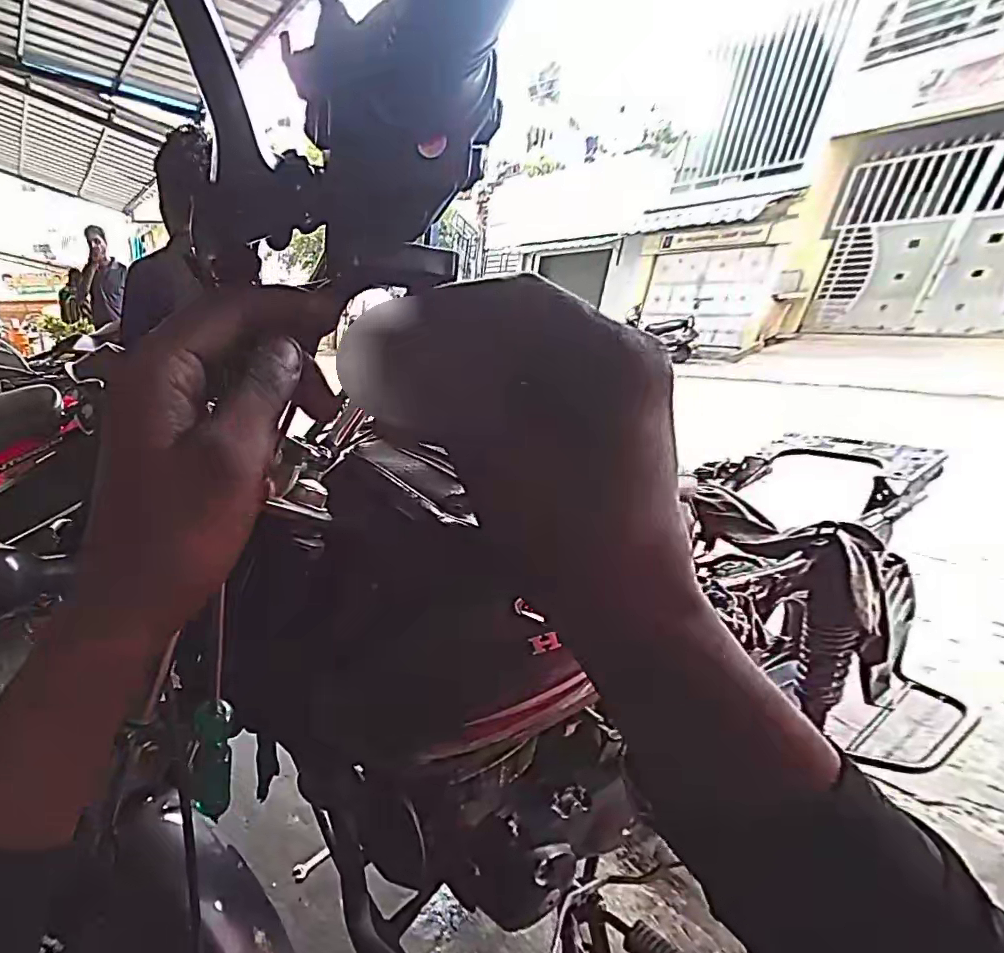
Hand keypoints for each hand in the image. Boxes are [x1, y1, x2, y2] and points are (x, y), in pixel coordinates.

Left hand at [73, 286, 337, 641]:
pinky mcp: (168, 440)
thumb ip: (264, 390)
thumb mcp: (233, 458)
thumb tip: (286, 349)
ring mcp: (156, 412)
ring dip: (273, 383)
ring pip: (226, 370)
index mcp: (156, 374)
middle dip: (285, 349)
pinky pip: (218, 403)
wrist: (134, 600)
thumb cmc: (169, 544)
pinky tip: (278, 430)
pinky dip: (254, 409)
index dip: (288, 307)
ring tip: (311, 410)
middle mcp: (149, 383)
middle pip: (227, 334)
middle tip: (326, 375)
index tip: (330, 314)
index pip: (230, 308)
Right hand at [340, 274, 840, 804]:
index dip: (446, 310)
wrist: (622, 600)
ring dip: (471, 361)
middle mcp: (623, 359)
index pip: (516, 301)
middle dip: (454, 336)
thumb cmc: (564, 536)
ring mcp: (620, 392)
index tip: (394, 327)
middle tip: (399, 357)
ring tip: (421, 384)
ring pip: (529, 354)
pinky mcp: (608, 423)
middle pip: (524, 322)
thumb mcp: (491, 456)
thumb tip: (380, 347)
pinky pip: (542, 385)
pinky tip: (461, 410)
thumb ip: (438, 393)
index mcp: (610, 355)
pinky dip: (495, 389)